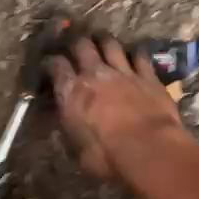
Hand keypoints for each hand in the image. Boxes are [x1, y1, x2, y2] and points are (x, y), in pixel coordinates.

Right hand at [44, 36, 192, 180]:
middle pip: (81, 45)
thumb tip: (70, 127)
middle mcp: (94, 73)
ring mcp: (123, 71)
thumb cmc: (108, 157)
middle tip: (75, 48)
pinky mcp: (147, 75)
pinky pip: (139, 55)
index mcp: (72, 91)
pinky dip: (135, 53)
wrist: (150, 149)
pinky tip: (135, 54)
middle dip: (76, 44)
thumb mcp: (79, 151)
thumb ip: (73, 131)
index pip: (55, 65)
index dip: (50, 63)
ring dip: (103, 41)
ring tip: (102, 42)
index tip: (48, 66)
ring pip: (110, 44)